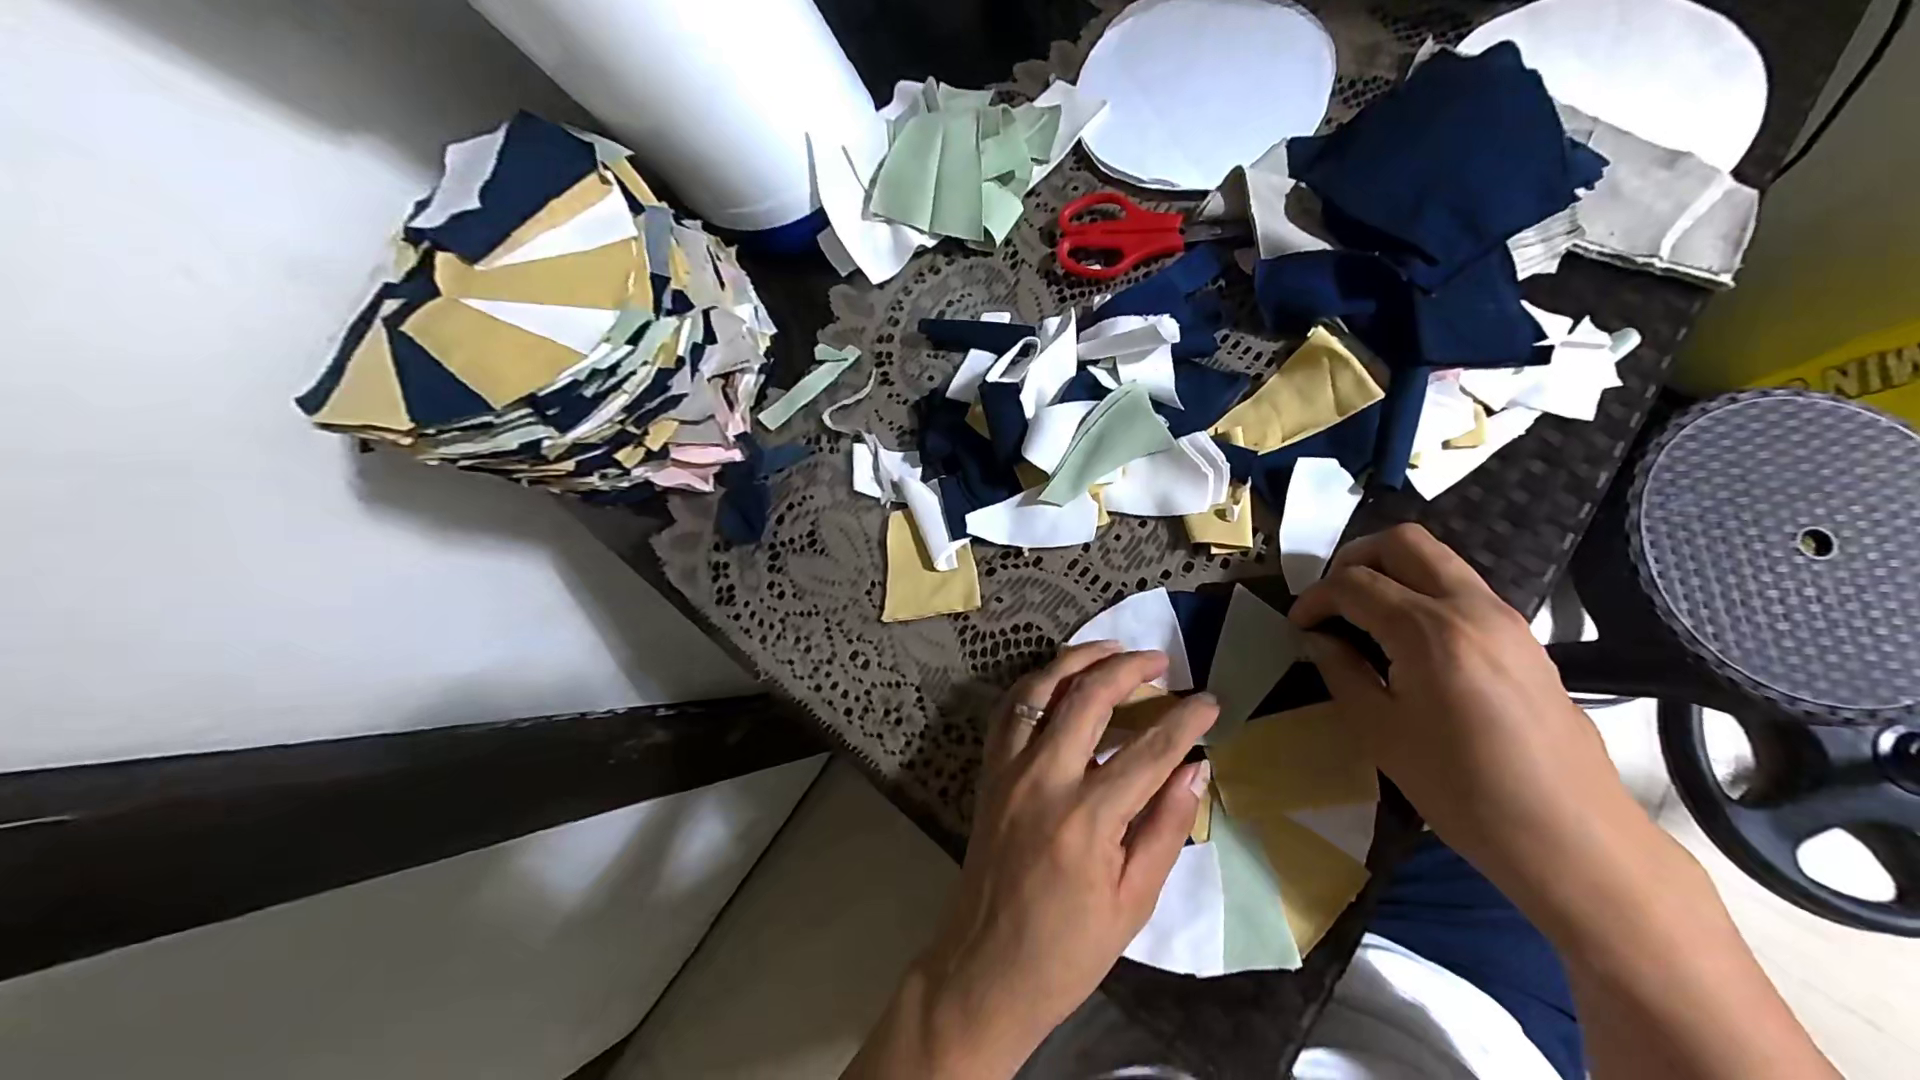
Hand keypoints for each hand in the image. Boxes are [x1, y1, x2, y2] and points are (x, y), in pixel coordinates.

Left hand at [845, 643, 1216, 1078]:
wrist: (985, 967)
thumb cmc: (1068, 949)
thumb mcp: (1134, 901)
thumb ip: (1165, 828)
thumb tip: (1196, 771)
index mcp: (1087, 818)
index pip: (1149, 750)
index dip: (1185, 720)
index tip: (1210, 702)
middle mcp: (1042, 779)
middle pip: (1088, 698)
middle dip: (1129, 668)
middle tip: (1161, 659)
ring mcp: (1008, 770)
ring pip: (1039, 690)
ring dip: (1076, 660)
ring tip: (1112, 649)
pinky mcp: (988, 773)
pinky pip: (1009, 711)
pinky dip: (1035, 685)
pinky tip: (1059, 678)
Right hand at [1287, 524, 1630, 900]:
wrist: (1569, 835)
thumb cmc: (1461, 788)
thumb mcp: (1380, 731)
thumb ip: (1342, 671)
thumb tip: (1318, 639)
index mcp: (1429, 631)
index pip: (1354, 583)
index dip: (1315, 598)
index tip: (1297, 623)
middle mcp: (1471, 608)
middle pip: (1403, 542)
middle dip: (1354, 558)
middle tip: (1329, 598)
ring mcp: (1506, 618)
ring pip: (1438, 558)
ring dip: (1390, 571)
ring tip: (1362, 614)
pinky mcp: (1523, 637)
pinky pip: (1461, 588)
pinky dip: (1421, 591)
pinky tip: (1405, 636)